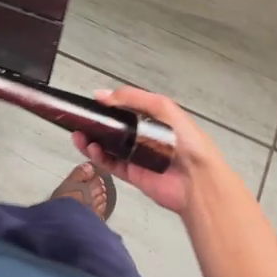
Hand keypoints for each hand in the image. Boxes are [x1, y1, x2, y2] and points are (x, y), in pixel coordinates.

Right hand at [74, 88, 222, 215]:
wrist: (199, 181)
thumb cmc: (186, 141)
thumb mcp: (163, 108)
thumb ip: (132, 98)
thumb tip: (101, 94)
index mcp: (153, 120)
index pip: (125, 109)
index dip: (108, 105)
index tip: (91, 103)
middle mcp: (143, 137)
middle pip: (112, 129)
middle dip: (94, 124)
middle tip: (78, 121)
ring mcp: (136, 157)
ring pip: (107, 147)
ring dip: (91, 140)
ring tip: (78, 136)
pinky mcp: (132, 175)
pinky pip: (111, 164)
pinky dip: (98, 157)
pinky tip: (90, 149)